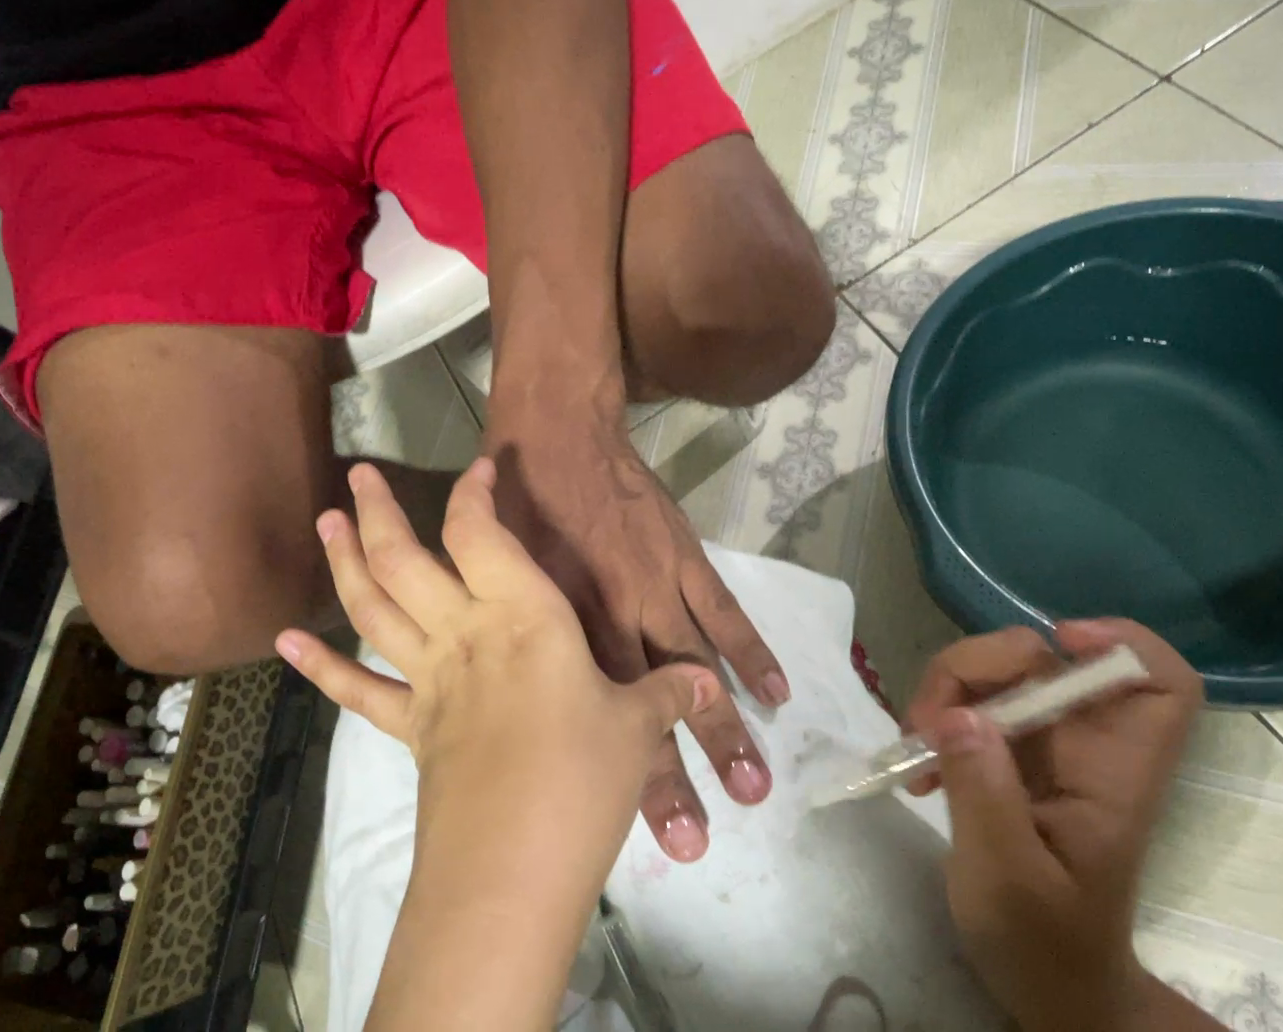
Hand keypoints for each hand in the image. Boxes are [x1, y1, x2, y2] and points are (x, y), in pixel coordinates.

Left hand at [276, 459, 720, 886]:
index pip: (482, 533)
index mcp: (520, 615)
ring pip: (372, 607)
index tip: (479, 469)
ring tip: (324, 522)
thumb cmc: (581, 777)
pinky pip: (359, 690)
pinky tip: (286, 640)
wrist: (516, 864)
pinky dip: (319, 665)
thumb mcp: (637, 729)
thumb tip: (709, 681)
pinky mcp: (412, 728)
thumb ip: (669, 692)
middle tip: (359, 474)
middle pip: (405, 557)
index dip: (475, 494)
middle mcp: (463, 633)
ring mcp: (429, 680)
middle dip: (379, 511)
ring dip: (345, 562)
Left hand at [484, 415, 786, 861]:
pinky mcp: (683, 560)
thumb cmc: (519, 514)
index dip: (609, 771)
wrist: (554, 438)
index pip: (592, 718)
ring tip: (755, 787)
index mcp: (559, 632)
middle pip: (643, 710)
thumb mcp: (507, 585)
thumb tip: (543, 708)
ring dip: (722, 728)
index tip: (633, 834)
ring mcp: (654, 589)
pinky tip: (775, 694)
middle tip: (698, 845)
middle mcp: (610, 620)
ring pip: (692, 670)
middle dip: (672, 776)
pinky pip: (722, 612)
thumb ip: (526, 642)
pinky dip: (750, 651)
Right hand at [905, 620, 1204, 1031]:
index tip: (1056, 643)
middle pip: (1048, 661)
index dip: (1119, 644)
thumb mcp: (1006, 878)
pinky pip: (972, 708)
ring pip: (1000, 677)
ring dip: (946, 694)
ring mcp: (1044, 750)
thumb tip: (957, 714)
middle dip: (979, 668)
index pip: (1160, 685)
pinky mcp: (1008, 758)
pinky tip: (917, 766)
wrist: (1046, 984)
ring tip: (914, 749)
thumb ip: (984, 795)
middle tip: (928, 719)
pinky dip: (936, 721)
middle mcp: (1085, 748)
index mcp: (1114, 774)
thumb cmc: (1043, 943)